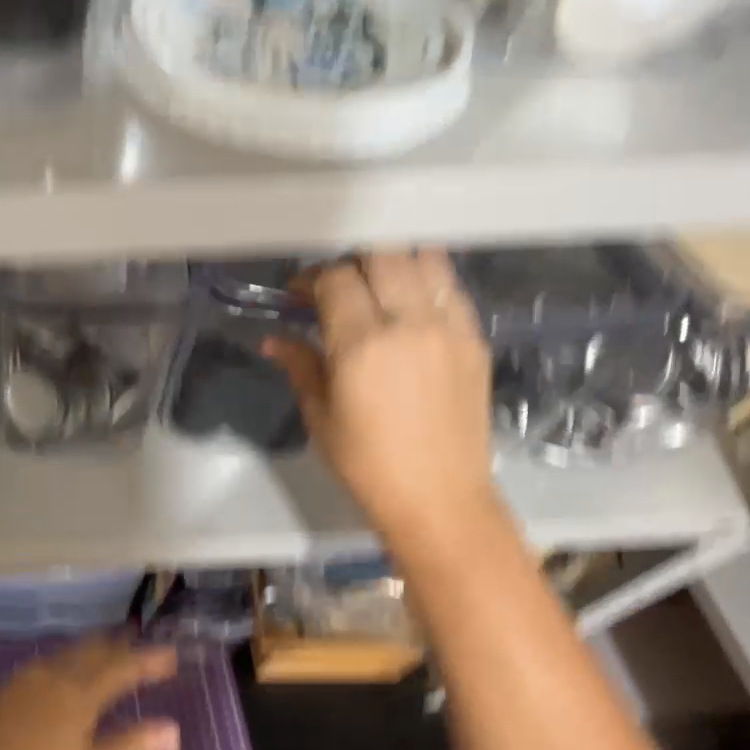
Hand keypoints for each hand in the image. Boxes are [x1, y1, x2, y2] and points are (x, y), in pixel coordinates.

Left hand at [0, 638, 180, 749]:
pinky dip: (70, 660)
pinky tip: (68, 674)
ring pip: (69, 653)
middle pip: (93, 651)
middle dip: (121, 648)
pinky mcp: (10, 688)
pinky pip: (49, 662)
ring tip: (112, 656)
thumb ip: (131, 747)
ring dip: (94, 651)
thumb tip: (174, 731)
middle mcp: (54, 676)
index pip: (122, 667)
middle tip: (143, 652)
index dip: (148, 660)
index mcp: (78, 694)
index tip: (171, 656)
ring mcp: (27, 679)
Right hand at [266, 249, 500, 545]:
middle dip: (351, 261)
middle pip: (381, 254)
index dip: (311, 278)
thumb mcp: (321, 416)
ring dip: (392, 260)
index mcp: (363, 345)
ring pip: (423, 258)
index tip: (298, 294)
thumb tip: (274, 339)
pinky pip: (450, 286)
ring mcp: (449, 326)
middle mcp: (410, 323)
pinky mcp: (475, 337)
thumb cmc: (366, 463)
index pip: (336, 279)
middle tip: (335, 285)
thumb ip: (301, 365)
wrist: (438, 495)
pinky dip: (425, 280)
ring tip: (375, 283)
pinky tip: (408, 302)